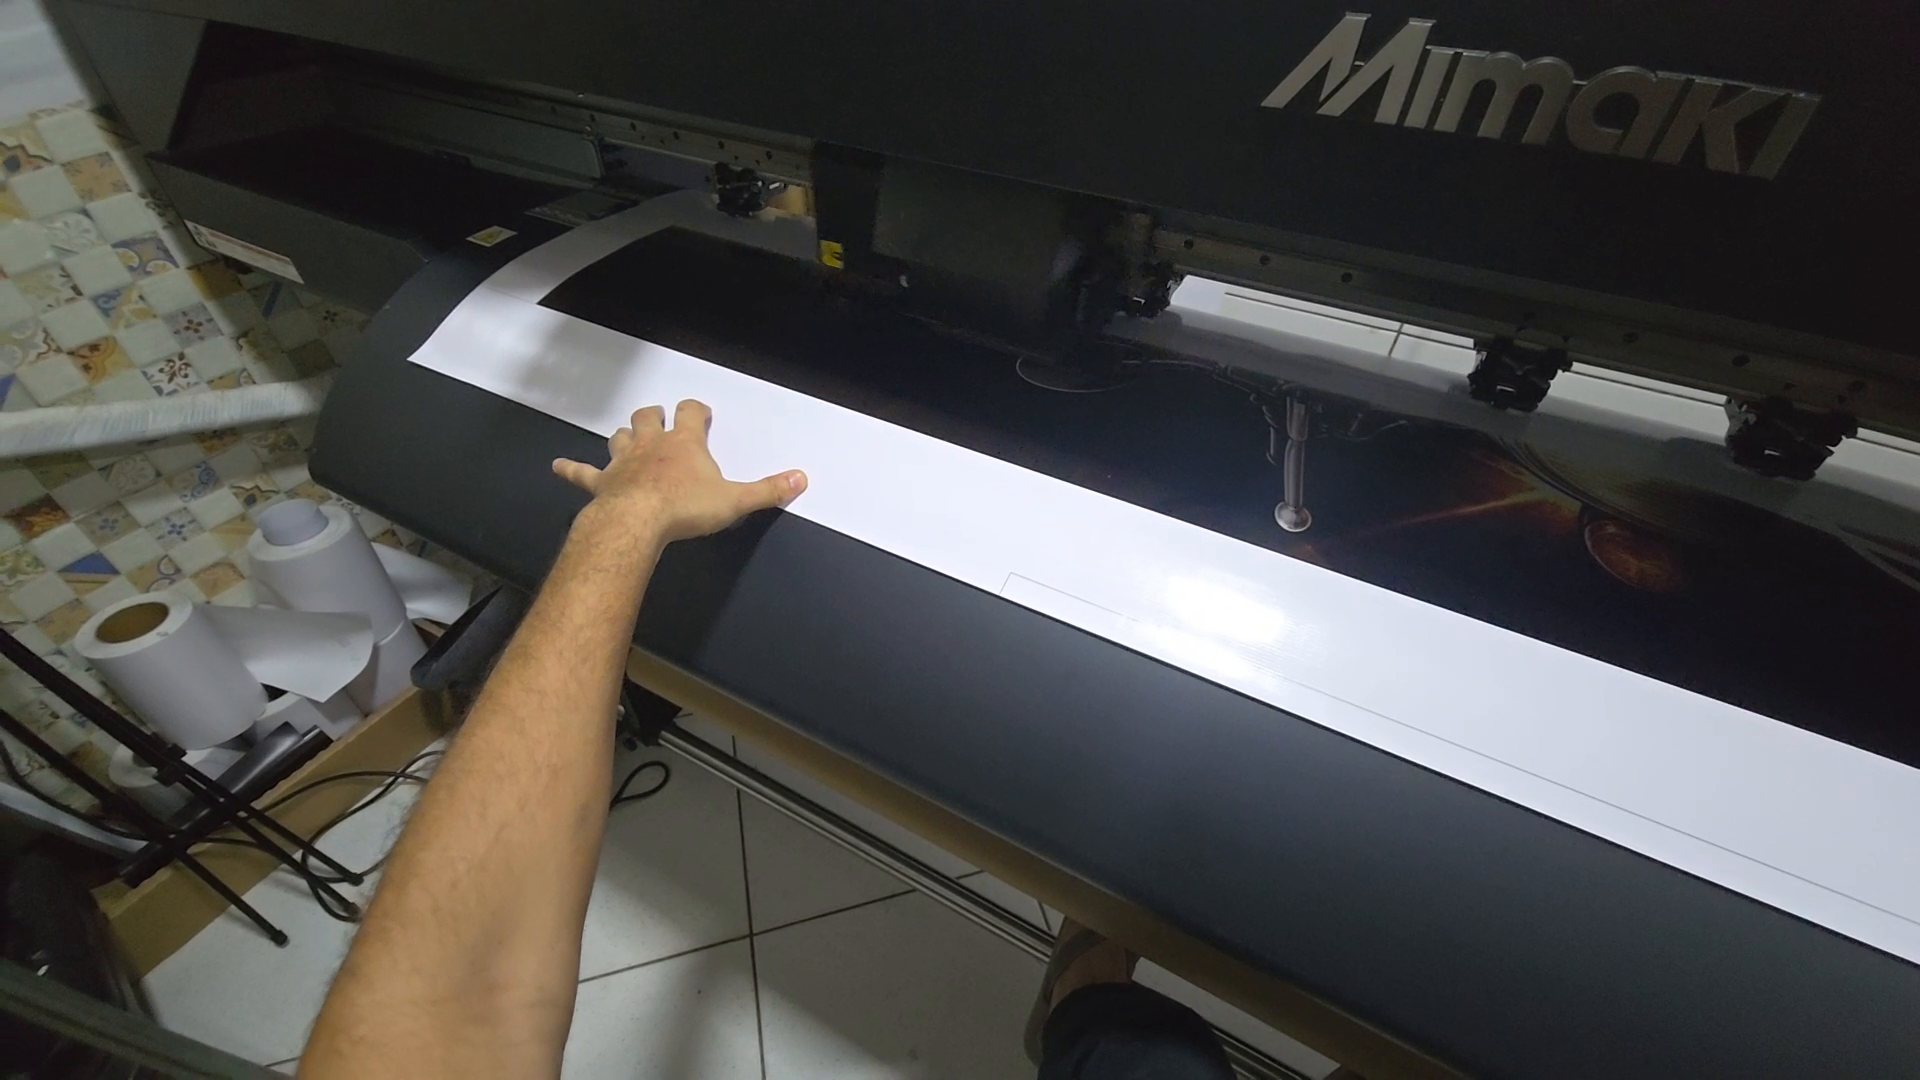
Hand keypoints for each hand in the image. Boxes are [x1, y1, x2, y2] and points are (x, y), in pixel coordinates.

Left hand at [552, 400, 806, 543]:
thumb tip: (801, 478)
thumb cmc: (688, 508)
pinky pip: (582, 472)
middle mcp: (652, 444)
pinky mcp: (601, 482)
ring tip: (627, 438)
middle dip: (655, 416)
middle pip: (649, 417)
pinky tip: (557, 466)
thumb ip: (768, 490)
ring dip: (624, 436)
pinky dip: (571, 469)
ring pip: (620, 437)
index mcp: (685, 443)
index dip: (697, 409)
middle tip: (662, 420)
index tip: (703, 413)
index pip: (691, 412)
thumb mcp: (736, 500)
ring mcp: (623, 461)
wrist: (637, 522)